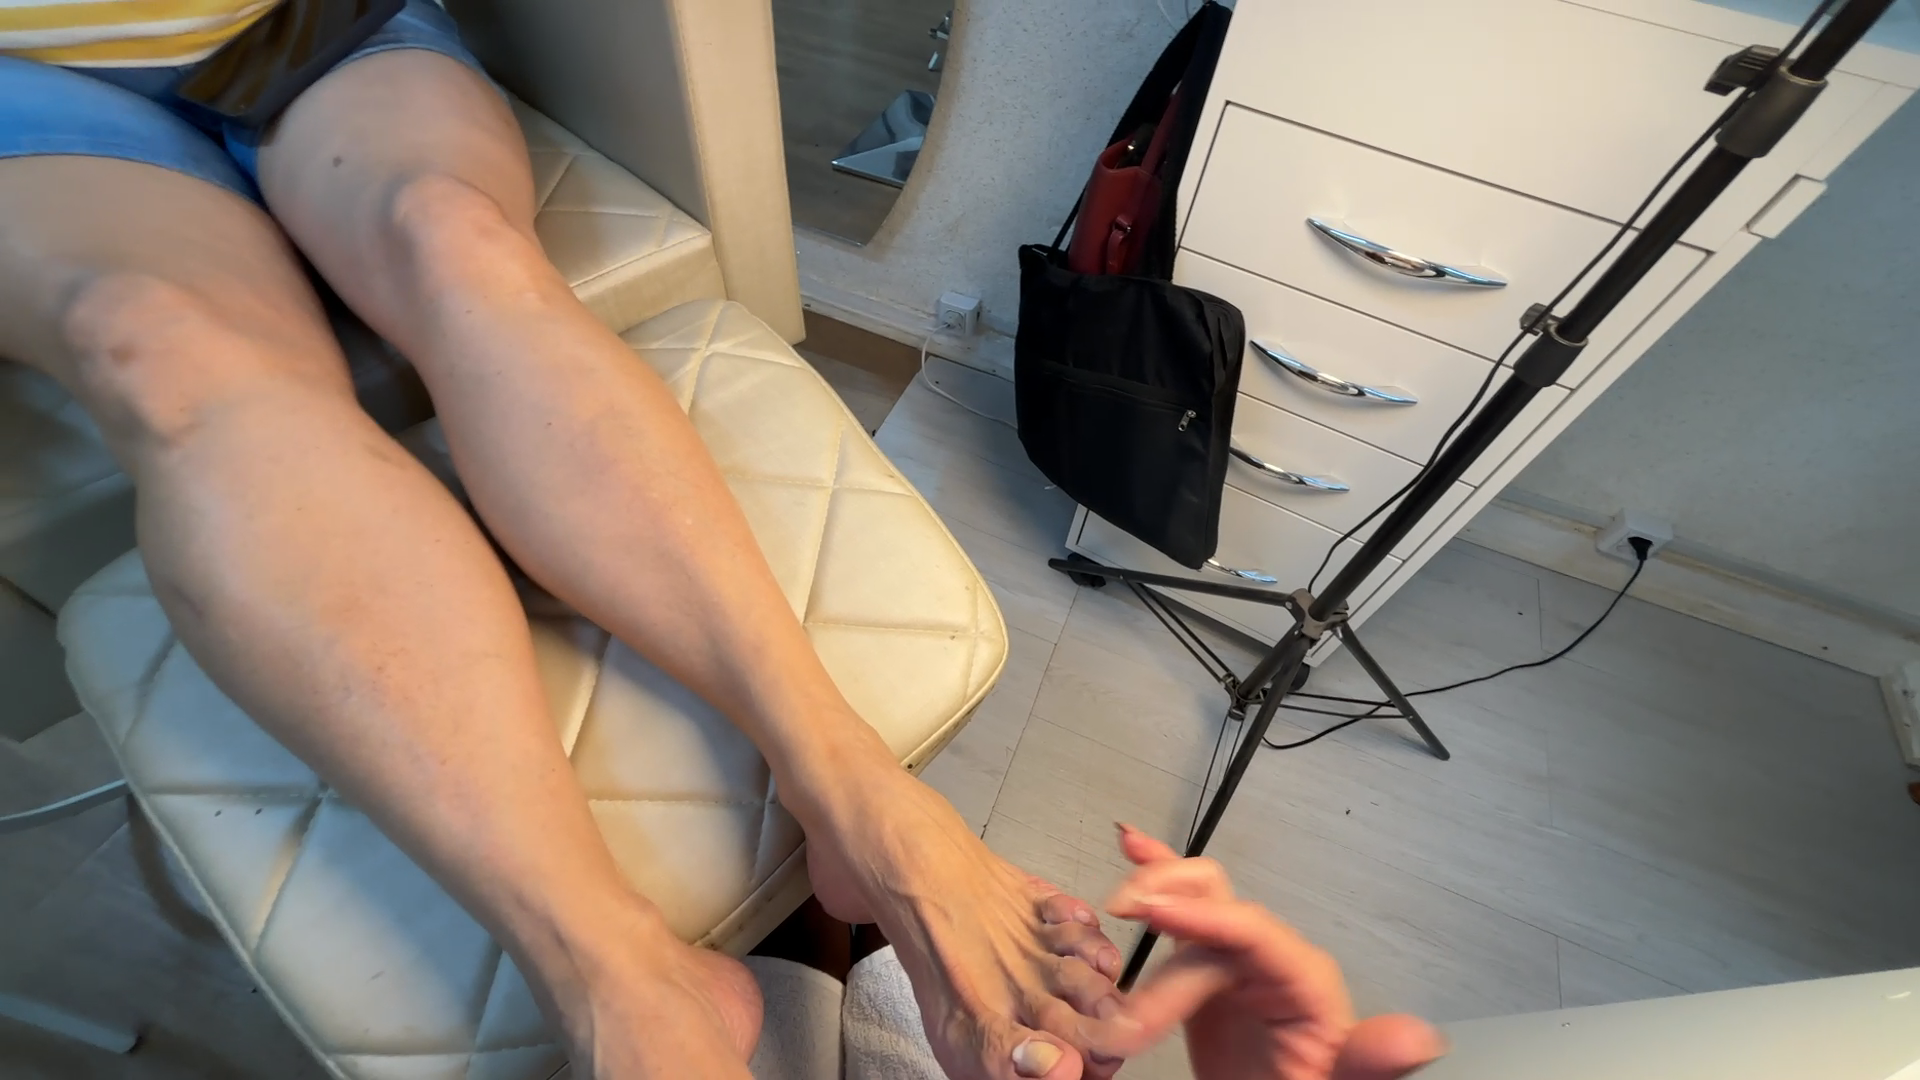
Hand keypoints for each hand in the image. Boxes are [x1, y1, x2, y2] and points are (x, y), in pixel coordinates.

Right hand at [1103, 825, 1442, 1079]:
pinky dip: (1158, 871)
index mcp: (1306, 981)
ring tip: (1114, 905)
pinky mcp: (1207, 966)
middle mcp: (1271, 956)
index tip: (1148, 912)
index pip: (1249, 928)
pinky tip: (1132, 844)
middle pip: (1216, 898)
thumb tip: (1417, 1034)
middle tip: (1118, 914)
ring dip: (1151, 890)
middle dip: (1165, 900)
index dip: (1198, 913)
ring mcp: (1237, 958)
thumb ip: (1367, 1066)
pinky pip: (1182, 908)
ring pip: (1192, 896)